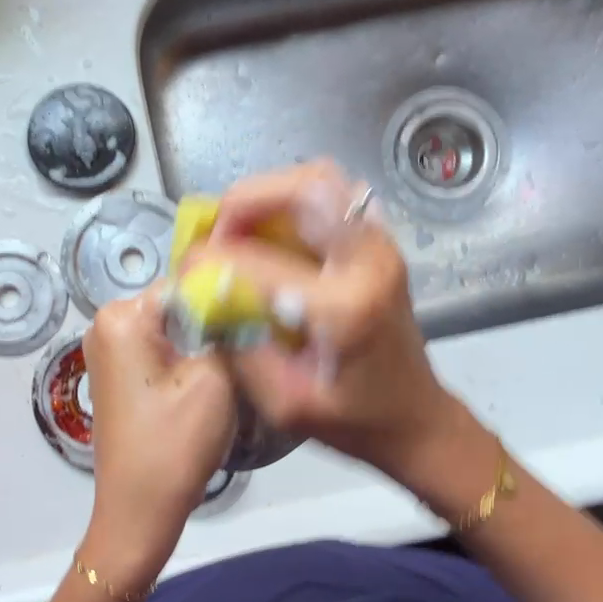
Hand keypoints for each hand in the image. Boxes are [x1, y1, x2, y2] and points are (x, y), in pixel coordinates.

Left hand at [80, 290, 236, 583]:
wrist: (139, 512)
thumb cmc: (175, 444)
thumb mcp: (217, 378)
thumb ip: (229, 328)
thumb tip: (244, 301)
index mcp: (121, 316)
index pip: (189, 282)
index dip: (229, 298)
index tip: (264, 317)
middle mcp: (105, 324)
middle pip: (179, 304)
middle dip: (215, 321)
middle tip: (255, 344)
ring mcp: (107, 351)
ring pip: (173, 329)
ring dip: (204, 343)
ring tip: (238, 366)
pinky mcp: (117, 376)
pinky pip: (160, 351)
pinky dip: (186, 361)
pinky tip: (212, 382)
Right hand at [189, 162, 468, 482]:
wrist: (415, 419)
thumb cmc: (354, 422)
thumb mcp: (285, 405)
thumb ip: (241, 351)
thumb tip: (204, 299)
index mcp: (347, 308)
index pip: (265, 262)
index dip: (215, 259)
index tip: (186, 268)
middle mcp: (369, 262)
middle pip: (305, 189)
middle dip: (244, 202)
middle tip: (215, 235)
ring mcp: (380, 245)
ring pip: (321, 180)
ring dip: (268, 194)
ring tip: (238, 229)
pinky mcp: (379, 243)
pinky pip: (332, 195)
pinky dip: (289, 200)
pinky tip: (268, 232)